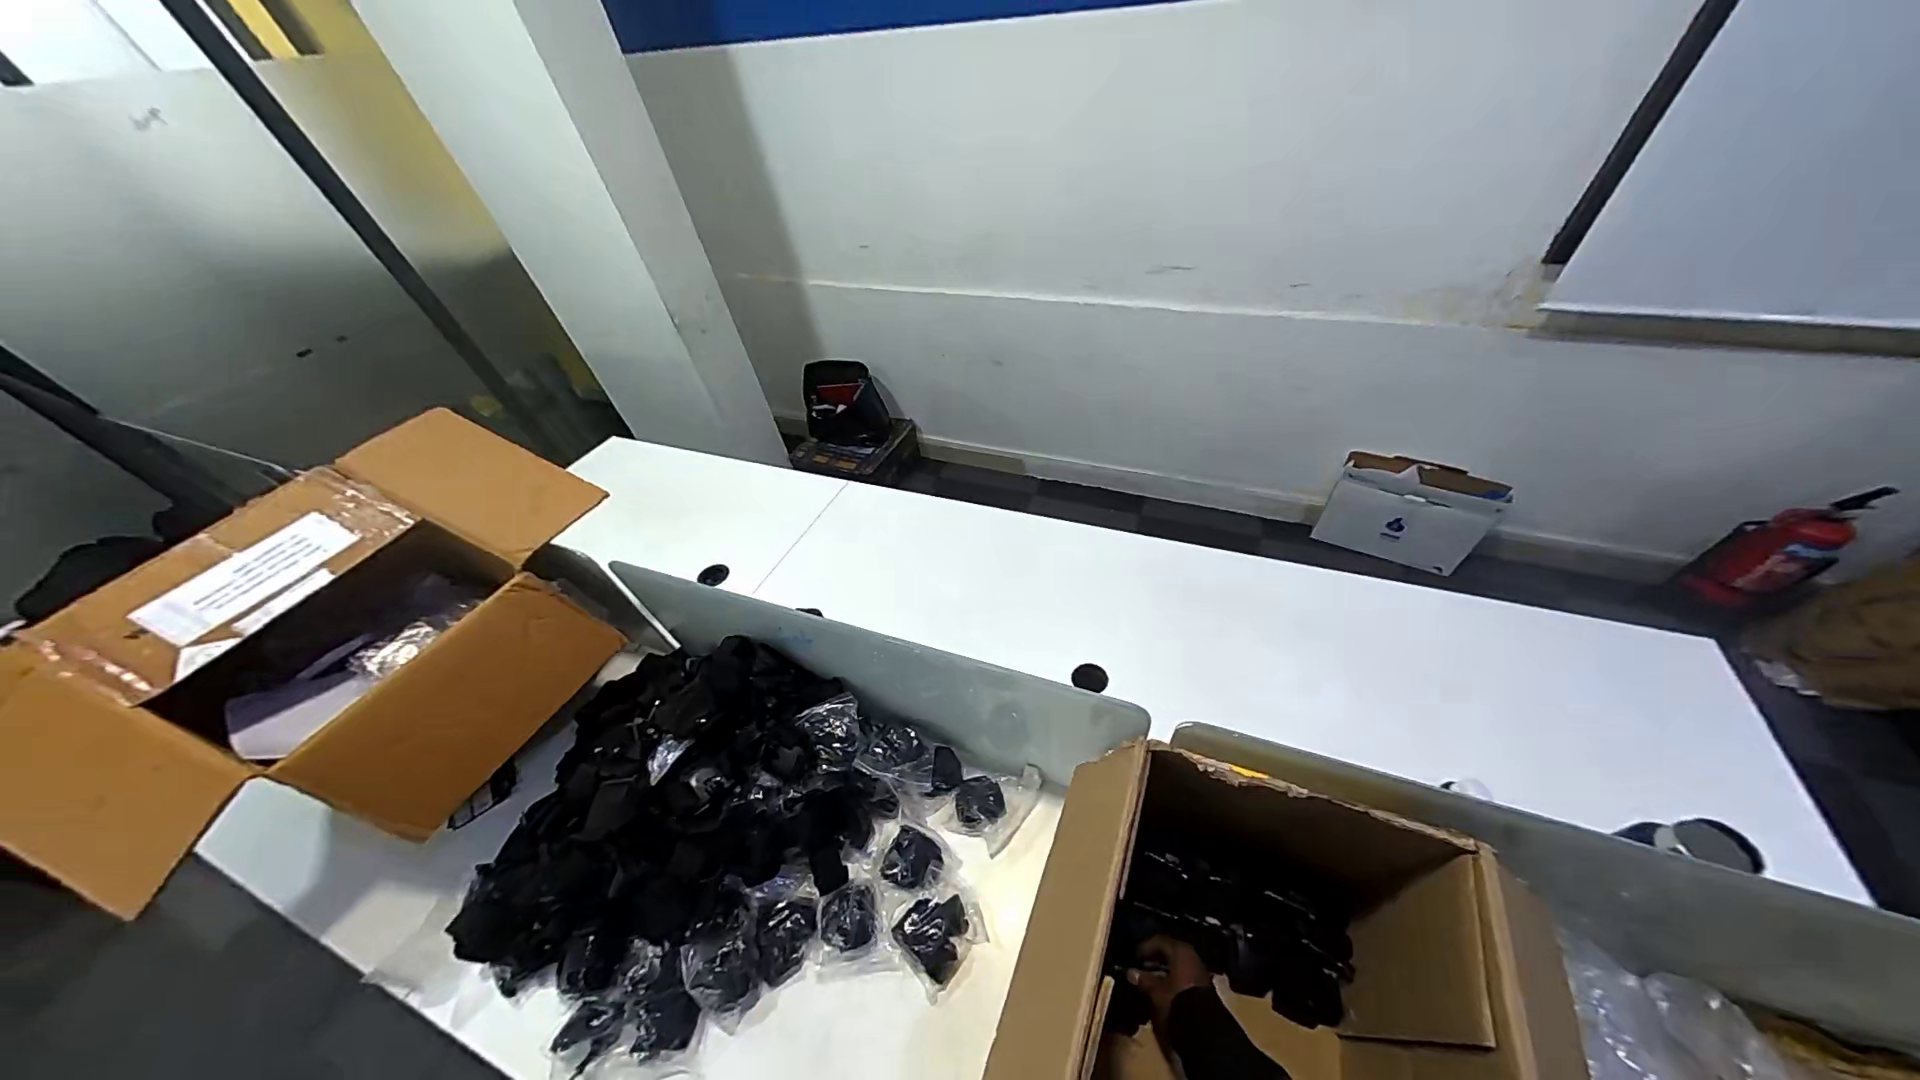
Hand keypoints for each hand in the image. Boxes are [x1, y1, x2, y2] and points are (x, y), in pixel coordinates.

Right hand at [1125, 935, 1211, 1035]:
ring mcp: (1199, 971)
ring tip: (1151, 976)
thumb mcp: (1156, 990)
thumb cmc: (1177, 1000)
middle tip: (1142, 964)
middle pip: (1170, 951)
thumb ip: (1144, 980)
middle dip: (1155, 957)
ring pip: (1178, 964)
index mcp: (1180, 951)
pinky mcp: (1203, 986)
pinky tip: (1164, 987)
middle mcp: (1192, 956)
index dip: (1145, 947)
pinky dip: (1173, 977)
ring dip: (1164, 968)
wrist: (1205, 1028)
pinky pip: (1184, 975)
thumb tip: (1131, 973)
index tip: (1134, 955)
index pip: (1159, 941)